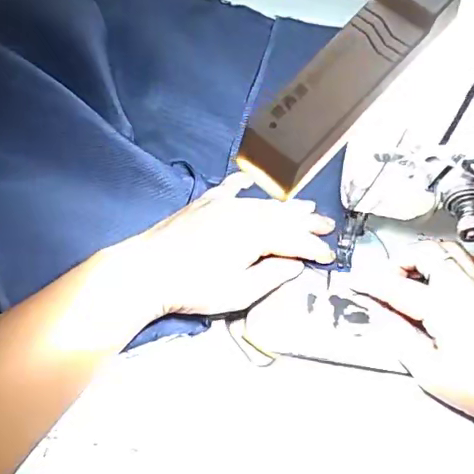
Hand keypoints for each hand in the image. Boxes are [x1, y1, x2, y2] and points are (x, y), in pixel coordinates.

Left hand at [112, 172, 335, 317]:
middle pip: (282, 216)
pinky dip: (242, 185)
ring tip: (304, 207)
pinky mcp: (202, 204)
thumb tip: (294, 265)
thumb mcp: (238, 292)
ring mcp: (221, 204)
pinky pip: (228, 189)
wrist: (146, 271)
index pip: (293, 239)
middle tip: (325, 226)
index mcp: (254, 234)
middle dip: (306, 222)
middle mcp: (242, 212)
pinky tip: (249, 181)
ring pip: (261, 202)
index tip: (328, 256)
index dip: (313, 248)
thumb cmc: (192, 288)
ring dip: (284, 206)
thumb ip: (271, 276)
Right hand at [350, 240, 473, 440]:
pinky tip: (443, 275)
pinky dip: (450, 260)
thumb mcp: (427, 370)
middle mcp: (467, 289)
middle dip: (398, 261)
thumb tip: (379, 314)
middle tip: (383, 279)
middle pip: (426, 252)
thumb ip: (398, 335)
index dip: (370, 283)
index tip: (355, 282)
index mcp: (446, 306)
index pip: (396, 286)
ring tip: (408, 273)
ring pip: (450, 249)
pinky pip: (471, 261)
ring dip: (424, 256)